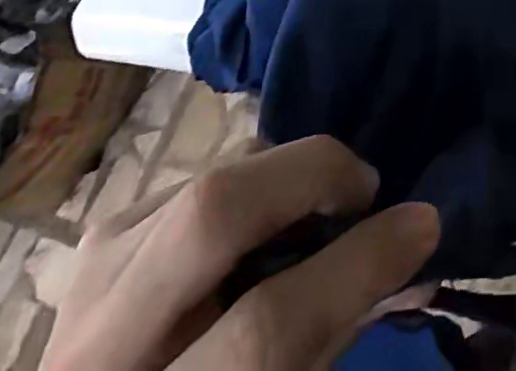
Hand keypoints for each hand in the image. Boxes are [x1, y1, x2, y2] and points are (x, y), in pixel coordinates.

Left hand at [40, 136, 438, 370]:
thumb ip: (337, 331)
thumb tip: (414, 250)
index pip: (268, 325)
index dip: (357, 263)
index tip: (422, 221)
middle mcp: (104, 341)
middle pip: (214, 215)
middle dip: (310, 176)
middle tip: (365, 186)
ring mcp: (93, 273)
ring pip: (208, 177)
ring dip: (285, 175)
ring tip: (323, 202)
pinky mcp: (101, 232)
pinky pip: (198, 174)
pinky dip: (255, 179)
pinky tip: (273, 212)